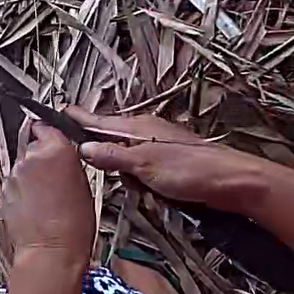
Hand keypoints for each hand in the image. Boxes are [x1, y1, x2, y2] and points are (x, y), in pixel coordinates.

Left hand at [1, 120, 95, 279]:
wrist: (51, 251)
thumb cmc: (74, 225)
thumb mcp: (84, 184)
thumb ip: (68, 161)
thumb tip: (62, 155)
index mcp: (56, 149)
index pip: (47, 126)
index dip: (49, 135)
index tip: (52, 142)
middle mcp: (31, 156)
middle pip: (33, 145)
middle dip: (41, 157)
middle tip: (55, 178)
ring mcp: (15, 172)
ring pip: (23, 164)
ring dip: (31, 174)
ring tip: (46, 195)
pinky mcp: (4, 188)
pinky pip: (15, 181)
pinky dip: (22, 188)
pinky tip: (35, 204)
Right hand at [67, 107, 286, 214]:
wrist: (233, 182)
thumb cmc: (190, 170)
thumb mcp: (145, 165)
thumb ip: (114, 157)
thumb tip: (84, 148)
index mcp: (138, 126)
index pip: (100, 120)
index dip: (80, 118)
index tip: (60, 112)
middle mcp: (147, 130)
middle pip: (111, 134)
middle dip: (94, 140)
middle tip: (73, 145)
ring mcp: (160, 144)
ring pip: (126, 149)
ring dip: (115, 158)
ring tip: (98, 163)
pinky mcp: (171, 160)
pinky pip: (140, 161)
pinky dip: (131, 168)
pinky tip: (130, 179)